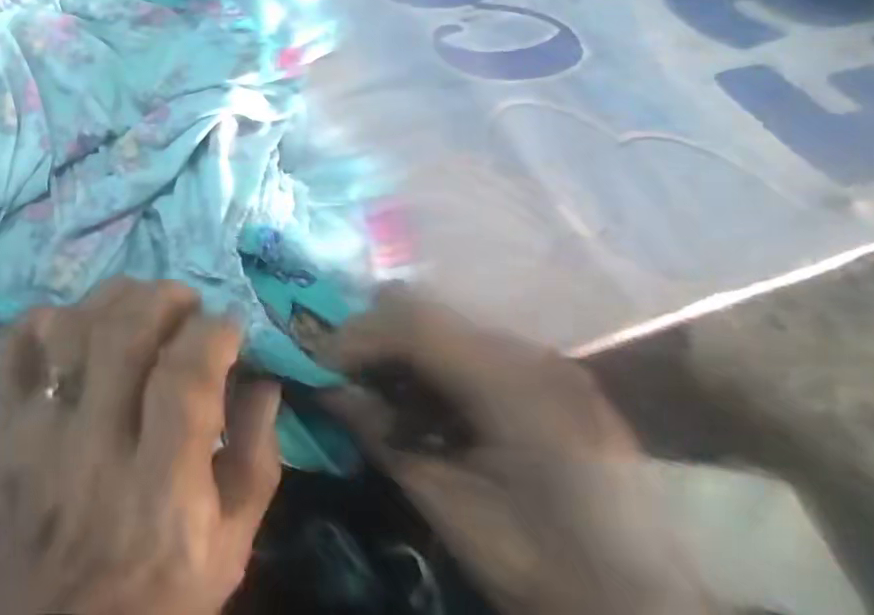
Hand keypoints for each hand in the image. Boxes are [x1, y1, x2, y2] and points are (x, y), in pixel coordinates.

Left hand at [0, 279, 282, 614]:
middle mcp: (97, 449)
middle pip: (123, 339)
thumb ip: (254, 461)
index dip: (211, 335)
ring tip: (139, 298)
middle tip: (184, 299)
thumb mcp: (230, 548)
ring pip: (70, 331)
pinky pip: (13, 348)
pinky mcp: (6, 421)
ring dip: (110, 298)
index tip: (228, 322)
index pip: (185, 382)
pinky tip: (76, 318)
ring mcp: (42, 430)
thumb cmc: (156, 587)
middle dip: (162, 299)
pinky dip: (42, 318)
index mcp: (163, 489)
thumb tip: (263, 379)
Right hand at [320, 289, 710, 614]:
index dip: (356, 335)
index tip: (319, 363)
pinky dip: (434, 362)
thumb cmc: (537, 562)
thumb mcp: (445, 502)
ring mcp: (551, 367)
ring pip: (449, 325)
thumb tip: (322, 387)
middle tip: (341, 371)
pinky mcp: (554, 384)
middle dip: (373, 334)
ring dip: (401, 346)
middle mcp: (537, 358)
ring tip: (375, 385)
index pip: (414, 323)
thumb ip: (379, 434)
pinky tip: (420, 398)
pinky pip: (475, 349)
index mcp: (517, 384)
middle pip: (430, 312)